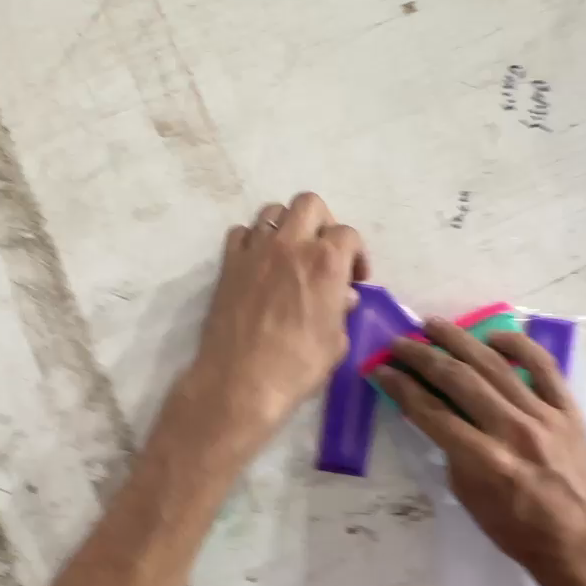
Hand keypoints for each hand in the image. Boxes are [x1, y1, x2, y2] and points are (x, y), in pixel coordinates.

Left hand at [181, 193, 367, 439]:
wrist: (241, 381)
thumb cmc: (298, 366)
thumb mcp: (336, 342)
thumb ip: (341, 311)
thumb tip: (342, 297)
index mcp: (326, 261)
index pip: (349, 234)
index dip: (356, 254)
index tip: (355, 279)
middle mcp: (292, 244)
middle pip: (310, 204)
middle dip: (323, 223)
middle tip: (323, 253)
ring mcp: (256, 250)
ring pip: (273, 211)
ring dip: (287, 227)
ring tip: (290, 255)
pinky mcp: (229, 264)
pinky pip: (241, 233)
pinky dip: (252, 241)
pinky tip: (258, 265)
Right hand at [375, 320, 585, 585]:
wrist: (576, 539)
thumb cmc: (514, 528)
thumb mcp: (468, 496)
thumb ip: (451, 451)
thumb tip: (434, 414)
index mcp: (483, 460)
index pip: (432, 412)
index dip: (402, 387)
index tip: (382, 370)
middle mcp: (511, 430)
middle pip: (459, 380)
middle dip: (423, 356)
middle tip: (399, 342)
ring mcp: (543, 416)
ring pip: (495, 365)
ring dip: (460, 340)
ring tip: (434, 324)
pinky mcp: (567, 410)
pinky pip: (543, 366)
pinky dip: (518, 346)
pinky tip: (493, 336)